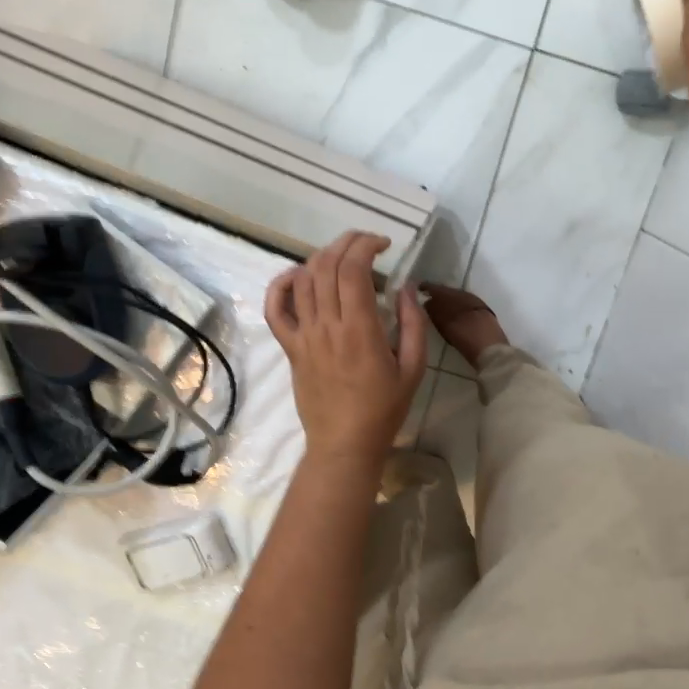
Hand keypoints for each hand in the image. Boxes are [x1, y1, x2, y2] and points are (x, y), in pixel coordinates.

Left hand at [264, 232, 425, 464]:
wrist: (345, 444)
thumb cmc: (384, 409)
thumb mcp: (413, 368)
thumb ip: (414, 324)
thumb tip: (407, 287)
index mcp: (360, 330)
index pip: (353, 269)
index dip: (366, 245)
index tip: (384, 244)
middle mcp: (327, 326)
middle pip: (327, 266)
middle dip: (347, 243)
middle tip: (366, 244)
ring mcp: (304, 336)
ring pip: (303, 280)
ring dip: (321, 257)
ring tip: (342, 256)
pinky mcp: (291, 348)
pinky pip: (275, 310)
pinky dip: (281, 285)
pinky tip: (298, 275)